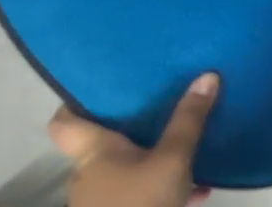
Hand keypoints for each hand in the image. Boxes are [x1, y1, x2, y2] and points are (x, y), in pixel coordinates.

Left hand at [49, 73, 219, 206]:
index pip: (65, 123)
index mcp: (93, 154)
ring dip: (155, 158)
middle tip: (167, 103)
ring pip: (126, 168)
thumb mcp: (174, 158)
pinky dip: (162, 185)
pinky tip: (197, 189)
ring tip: (190, 146)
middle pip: (104, 144)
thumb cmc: (141, 202)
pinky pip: (138, 192)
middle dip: (135, 127)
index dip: (75, 102)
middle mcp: (88, 175)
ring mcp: (99, 200)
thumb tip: (206, 76)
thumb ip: (189, 119)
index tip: (99, 84)